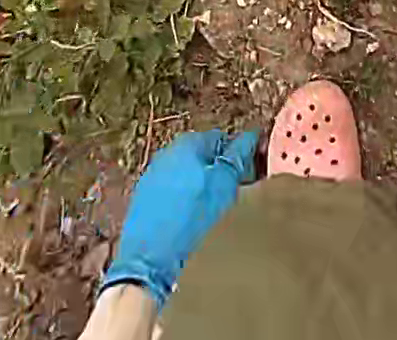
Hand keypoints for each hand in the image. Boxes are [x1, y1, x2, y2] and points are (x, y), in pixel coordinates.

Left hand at [102, 129, 258, 304]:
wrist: (147, 260)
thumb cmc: (189, 217)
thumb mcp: (224, 184)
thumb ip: (239, 157)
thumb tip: (251, 137)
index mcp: (188, 143)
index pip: (223, 139)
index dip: (237, 156)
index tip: (246, 174)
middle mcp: (168, 152)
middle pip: (205, 155)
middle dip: (219, 171)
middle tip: (230, 192)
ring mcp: (153, 175)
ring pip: (189, 173)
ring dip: (202, 185)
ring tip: (210, 209)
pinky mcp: (144, 198)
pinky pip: (174, 189)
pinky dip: (184, 198)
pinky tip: (189, 218)